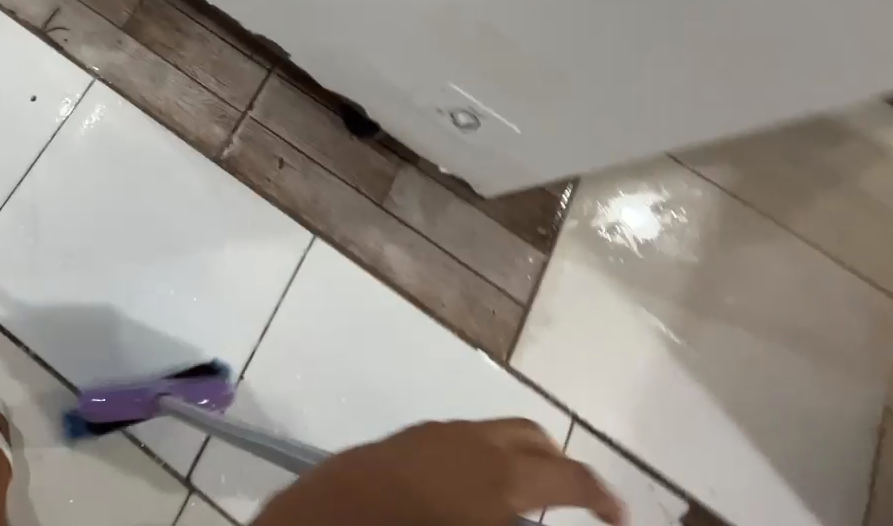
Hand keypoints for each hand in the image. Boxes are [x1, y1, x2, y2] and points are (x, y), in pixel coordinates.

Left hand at [251, 419, 626, 525]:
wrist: (334, 517)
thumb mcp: (491, 518)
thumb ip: (517, 511)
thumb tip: (528, 505)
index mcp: (501, 473)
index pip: (570, 474)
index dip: (602, 496)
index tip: (619, 517)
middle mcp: (468, 441)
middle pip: (530, 436)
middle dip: (559, 463)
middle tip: (576, 501)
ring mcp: (428, 435)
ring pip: (489, 435)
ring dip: (515, 459)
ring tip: (524, 503)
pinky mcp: (399, 441)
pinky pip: (455, 440)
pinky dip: (479, 459)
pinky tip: (472, 496)